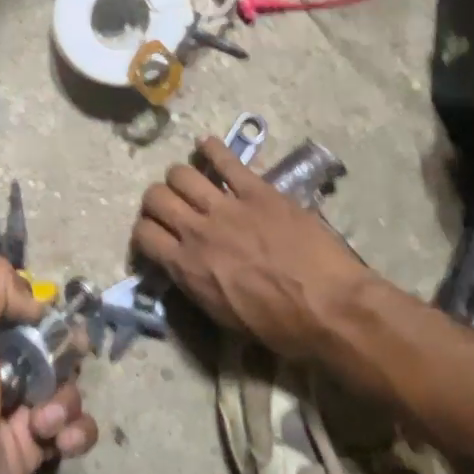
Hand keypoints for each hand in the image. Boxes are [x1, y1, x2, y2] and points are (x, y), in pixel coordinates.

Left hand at [0, 257, 99, 473]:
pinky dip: (76, 433)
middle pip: (50, 345)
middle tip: (61, 370)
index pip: (17, 304)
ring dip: (66, 402)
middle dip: (64, 356)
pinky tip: (60, 444)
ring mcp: (17, 408)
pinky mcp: (36, 446)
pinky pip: (74, 428)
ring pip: (67, 387)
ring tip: (43, 424)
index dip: (37, 309)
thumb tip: (34, 298)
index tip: (46, 322)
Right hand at [131, 137, 372, 361]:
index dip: (145, 230)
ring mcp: (227, 207)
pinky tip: (208, 145)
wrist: (330, 309)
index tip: (156, 233)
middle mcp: (197, 232)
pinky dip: (212, 149)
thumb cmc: (281, 328)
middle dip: (158, 200)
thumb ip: (196, 284)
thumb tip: (188, 269)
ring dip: (181, 177)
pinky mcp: (257, 191)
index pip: (143, 234)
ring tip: (192, 182)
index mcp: (187, 268)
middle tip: (172, 206)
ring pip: (181, 174)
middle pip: (156, 197)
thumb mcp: (224, 317)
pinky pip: (226, 160)